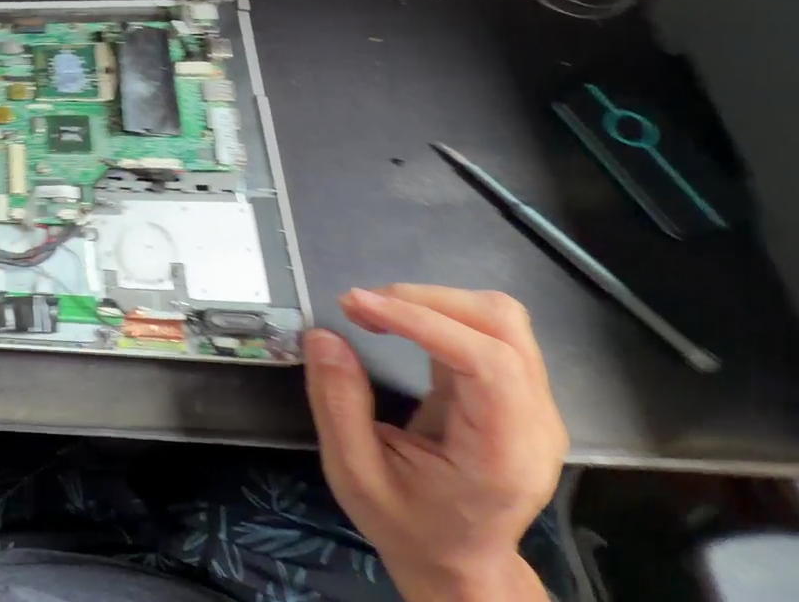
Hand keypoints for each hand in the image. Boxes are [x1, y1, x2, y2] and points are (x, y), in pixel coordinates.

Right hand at [304, 286, 568, 601]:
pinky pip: (491, 333)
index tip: (355, 305)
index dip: (421, 320)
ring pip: (501, 320)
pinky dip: (440, 314)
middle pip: (502, 326)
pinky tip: (400, 324)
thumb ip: (338, 405)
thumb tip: (324, 336)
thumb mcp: (352, 473)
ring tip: (377, 313)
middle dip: (425, 300)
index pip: (487, 362)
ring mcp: (536, 408)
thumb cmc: (407, 524)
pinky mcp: (520, 395)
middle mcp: (535, 424)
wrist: (459, 562)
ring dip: (433, 302)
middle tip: (360, 307)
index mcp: (501, 454)